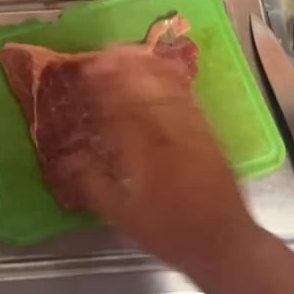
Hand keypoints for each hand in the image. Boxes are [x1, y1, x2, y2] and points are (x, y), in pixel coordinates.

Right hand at [70, 50, 260, 278]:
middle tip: (106, 52)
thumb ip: (93, 184)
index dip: (103, 88)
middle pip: (143, 93)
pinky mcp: (209, 134)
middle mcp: (168, 138)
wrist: (224, 242)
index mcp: (143, 156)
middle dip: (123, 69)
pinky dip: (173, 80)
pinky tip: (163, 68)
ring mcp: (192, 133)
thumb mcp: (122, 216)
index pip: (118, 111)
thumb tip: (68, 158)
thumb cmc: (170, 233)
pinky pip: (188, 100)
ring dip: (147, 68)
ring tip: (130, 51)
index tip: (89, 70)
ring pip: (166, 91)